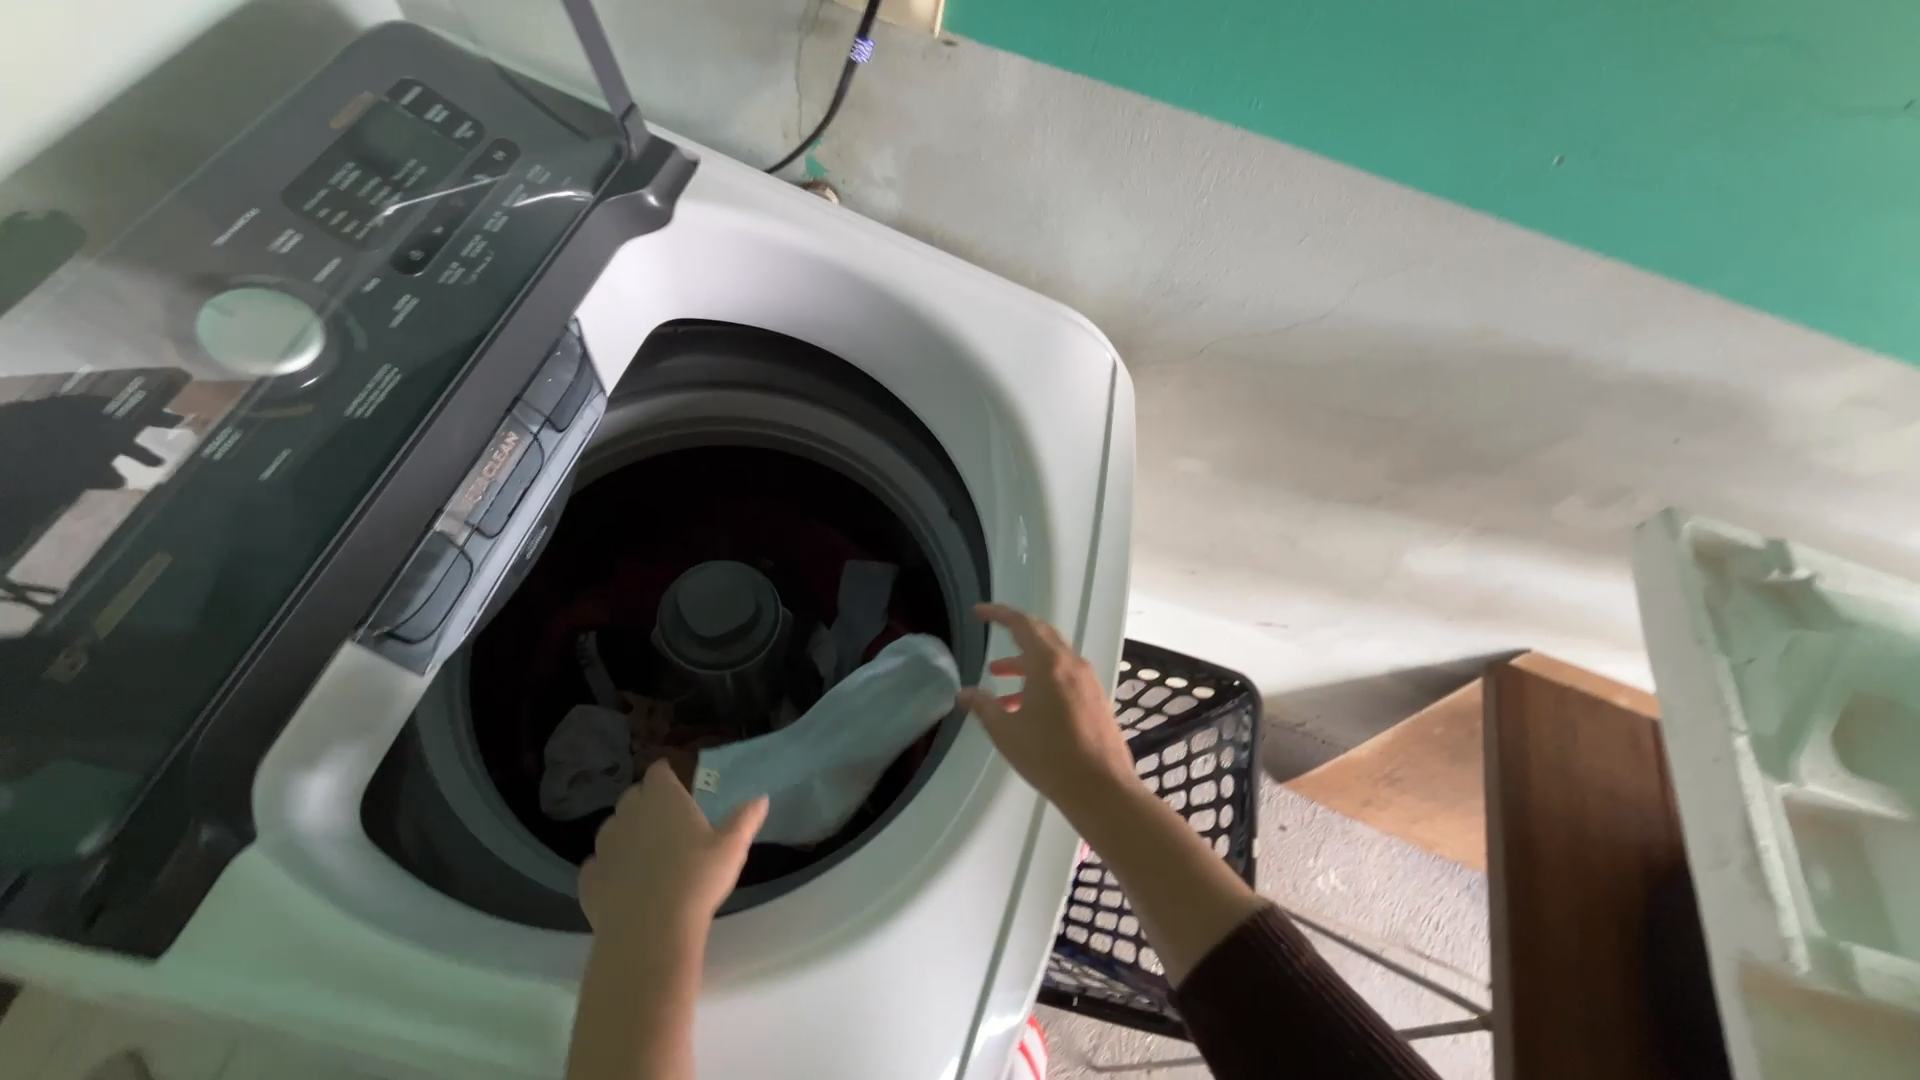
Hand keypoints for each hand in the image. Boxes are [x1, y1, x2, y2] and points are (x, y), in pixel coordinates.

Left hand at [577, 761, 767, 941]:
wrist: (649, 930)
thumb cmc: (696, 878)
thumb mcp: (731, 848)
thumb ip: (744, 819)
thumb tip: (761, 798)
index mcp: (662, 799)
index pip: (658, 772)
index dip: (665, 774)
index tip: (673, 779)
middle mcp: (629, 814)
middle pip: (634, 796)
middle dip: (646, 802)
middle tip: (666, 818)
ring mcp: (605, 846)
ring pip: (613, 828)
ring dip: (627, 832)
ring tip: (646, 850)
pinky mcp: (590, 878)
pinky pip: (599, 863)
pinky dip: (610, 866)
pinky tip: (624, 880)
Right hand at [958, 603, 1136, 818]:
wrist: (1101, 788)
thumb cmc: (1048, 756)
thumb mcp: (1006, 732)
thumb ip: (983, 707)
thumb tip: (963, 693)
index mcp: (1049, 663)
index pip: (1022, 624)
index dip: (998, 614)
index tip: (979, 612)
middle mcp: (1072, 664)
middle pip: (1042, 636)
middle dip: (1015, 635)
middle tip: (992, 637)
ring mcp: (1088, 681)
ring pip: (1053, 658)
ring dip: (1026, 663)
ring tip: (999, 677)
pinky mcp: (1096, 699)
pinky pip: (1065, 676)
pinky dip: (1043, 680)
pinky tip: (1026, 706)